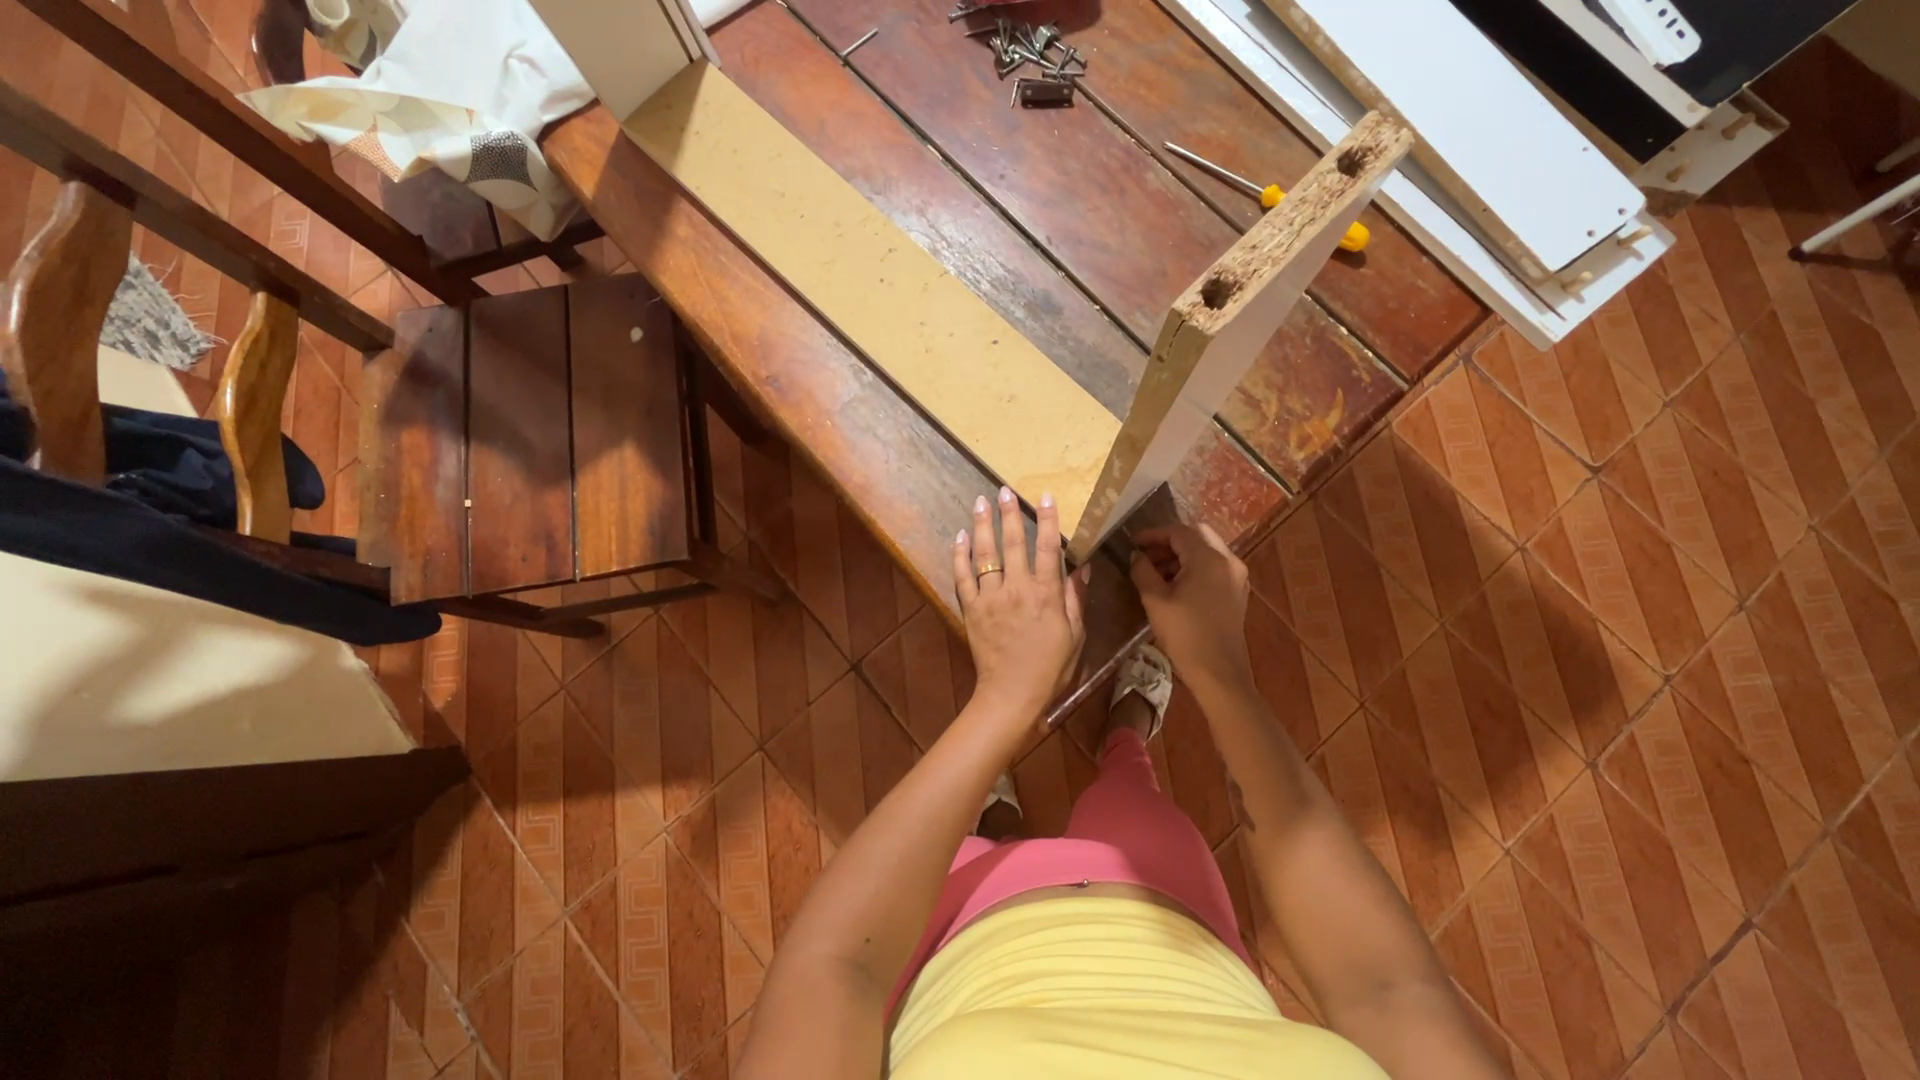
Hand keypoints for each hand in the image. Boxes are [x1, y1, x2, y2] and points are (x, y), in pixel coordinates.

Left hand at [954, 486, 1087, 727]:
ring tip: (980, 502)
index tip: (1045, 496)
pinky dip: (960, 555)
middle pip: (1012, 543)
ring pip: (985, 554)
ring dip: (982, 525)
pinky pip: (963, 576)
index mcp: (1047, 594)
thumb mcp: (1075, 635)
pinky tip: (960, 536)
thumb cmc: (1051, 668)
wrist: (1012, 694)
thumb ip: (1075, 599)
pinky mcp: (971, 609)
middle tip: (1004, 489)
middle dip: (1009, 513)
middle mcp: (1017, 588)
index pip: (1049, 548)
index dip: (1048, 520)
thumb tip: (1082, 568)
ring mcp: (990, 597)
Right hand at [1129, 523, 1253, 690]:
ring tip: (1156, 573)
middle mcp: (1228, 560)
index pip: (1178, 532)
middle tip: (1145, 556)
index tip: (1132, 543)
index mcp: (1209, 558)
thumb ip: (1143, 571)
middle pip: (1197, 536)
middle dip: (1169, 542)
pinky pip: (1215, 567)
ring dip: (1182, 556)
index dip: (1153, 534)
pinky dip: (1195, 568)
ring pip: (1207, 551)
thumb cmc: (1184, 635)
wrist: (1218, 673)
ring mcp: (1237, 577)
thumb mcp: (1155, 601)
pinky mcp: (1238, 592)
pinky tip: (1176, 586)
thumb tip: (1136, 556)